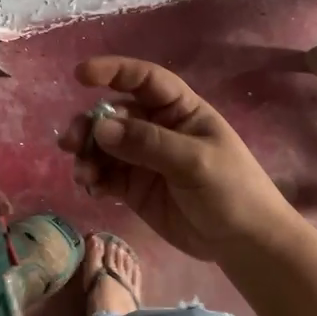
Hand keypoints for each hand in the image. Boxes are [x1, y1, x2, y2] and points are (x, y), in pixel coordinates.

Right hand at [58, 56, 299, 262]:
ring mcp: (143, 158)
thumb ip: (148, 143)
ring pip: (103, 145)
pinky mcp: (134, 187)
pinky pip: (105, 175)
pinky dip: (93, 178)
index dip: (114, 71)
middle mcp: (157, 128)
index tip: (81, 75)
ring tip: (83, 176)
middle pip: (114, 114)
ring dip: (87, 154)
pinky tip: (91, 189)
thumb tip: (101, 127)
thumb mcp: (195, 161)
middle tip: (70, 143)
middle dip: (89, 124)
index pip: (143, 79)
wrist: (246, 244)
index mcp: (180, 110)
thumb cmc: (233, 191)